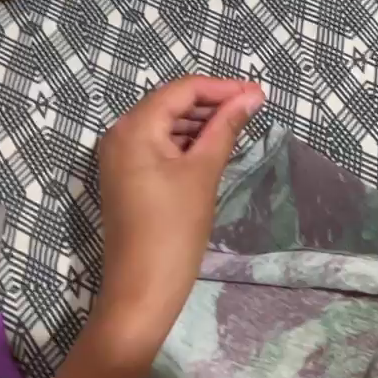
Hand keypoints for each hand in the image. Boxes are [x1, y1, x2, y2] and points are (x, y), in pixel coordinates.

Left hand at [92, 76, 264, 357]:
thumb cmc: (175, 229)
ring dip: (200, 122)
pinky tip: (213, 147)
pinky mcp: (125, 176)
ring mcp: (119, 156)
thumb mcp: (203, 172)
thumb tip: (251, 96)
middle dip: (212, 103)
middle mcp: (119, 134)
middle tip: (253, 107)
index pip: (183, 90)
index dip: (222, 88)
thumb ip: (226, 128)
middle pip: (171, 103)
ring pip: (165, 124)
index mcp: (134, 127)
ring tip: (239, 126)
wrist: (142, 290)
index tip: (258, 93)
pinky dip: (185, 142)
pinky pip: (157, 145)